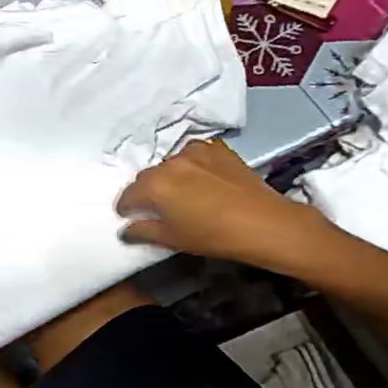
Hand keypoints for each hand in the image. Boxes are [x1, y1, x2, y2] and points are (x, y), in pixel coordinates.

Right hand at [116, 140, 340, 275]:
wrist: (263, 222)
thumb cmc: (212, 235)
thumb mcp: (172, 239)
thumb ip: (142, 231)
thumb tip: (126, 229)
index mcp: (153, 185)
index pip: (128, 195)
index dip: (125, 208)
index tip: (128, 217)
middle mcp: (169, 163)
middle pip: (148, 176)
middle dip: (146, 191)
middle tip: (155, 207)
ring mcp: (195, 152)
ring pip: (171, 163)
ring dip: (169, 176)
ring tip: (181, 192)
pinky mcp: (217, 149)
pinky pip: (194, 153)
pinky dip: (191, 164)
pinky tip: (201, 177)